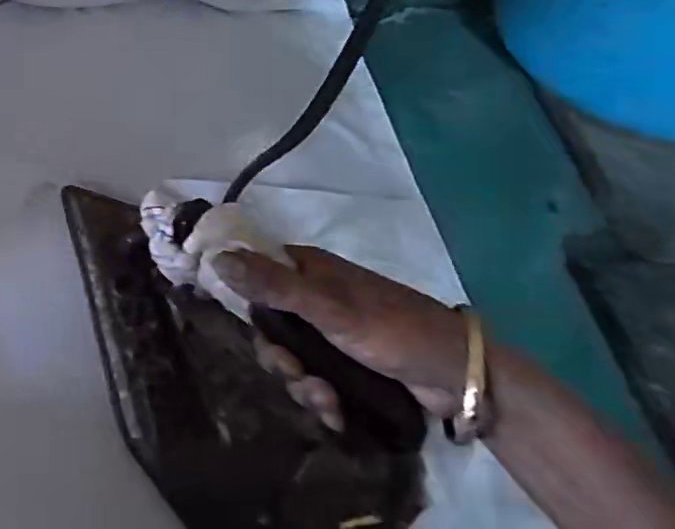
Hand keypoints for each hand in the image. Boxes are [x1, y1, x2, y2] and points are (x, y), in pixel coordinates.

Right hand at [214, 245, 467, 417]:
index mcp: (305, 269)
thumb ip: (272, 285)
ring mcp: (330, 331)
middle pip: (270, 326)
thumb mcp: (327, 306)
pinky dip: (321, 399)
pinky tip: (336, 415)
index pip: (254, 276)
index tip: (250, 332)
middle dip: (279, 359)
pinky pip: (315, 379)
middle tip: (295, 376)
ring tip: (328, 404)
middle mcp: (312, 296)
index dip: (246, 303)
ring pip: (292, 358)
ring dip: (302, 385)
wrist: (457, 375)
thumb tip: (217, 259)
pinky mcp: (346, 365)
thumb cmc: (389, 328)